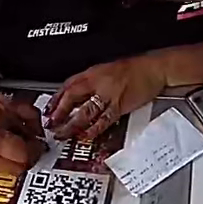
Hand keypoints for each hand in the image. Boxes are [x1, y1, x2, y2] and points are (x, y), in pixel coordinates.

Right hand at [0, 91, 44, 175]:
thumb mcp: (8, 105)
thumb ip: (29, 118)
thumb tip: (40, 132)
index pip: (24, 155)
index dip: (35, 146)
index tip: (37, 138)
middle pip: (20, 168)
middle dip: (28, 155)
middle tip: (29, 141)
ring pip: (12, 171)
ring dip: (18, 159)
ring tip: (13, 142)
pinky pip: (1, 169)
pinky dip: (7, 160)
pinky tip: (4, 146)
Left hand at [47, 56, 166, 140]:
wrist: (154, 68)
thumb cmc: (133, 69)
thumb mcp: (107, 70)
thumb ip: (91, 82)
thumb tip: (76, 97)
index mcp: (93, 72)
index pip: (68, 86)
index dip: (56, 99)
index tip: (48, 110)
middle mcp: (98, 81)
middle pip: (72, 97)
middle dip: (59, 112)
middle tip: (51, 124)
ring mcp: (109, 94)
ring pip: (85, 111)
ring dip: (72, 124)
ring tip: (64, 133)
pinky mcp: (121, 105)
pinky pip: (104, 119)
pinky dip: (94, 129)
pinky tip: (86, 135)